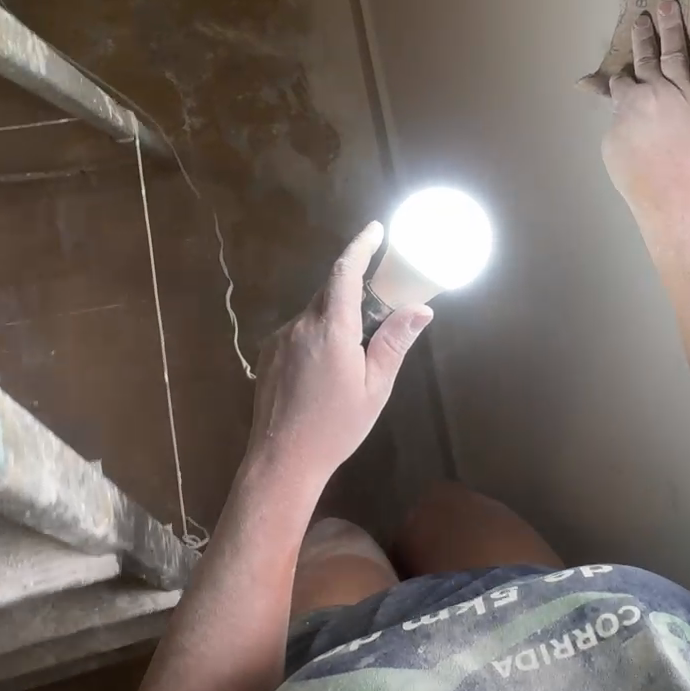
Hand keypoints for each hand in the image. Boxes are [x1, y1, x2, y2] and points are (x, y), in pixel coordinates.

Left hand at [245, 222, 432, 483]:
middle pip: (329, 290)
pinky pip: (299, 330)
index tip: (375, 230)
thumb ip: (394, 343)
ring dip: (336, 315)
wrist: (281, 460)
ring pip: (313, 312)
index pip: (345, 273)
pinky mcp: (268, 353)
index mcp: (330, 329)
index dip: (360, 246)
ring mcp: (280, 338)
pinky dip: (318, 333)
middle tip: (380, 296)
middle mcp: (300, 325)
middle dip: (354, 285)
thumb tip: (421, 310)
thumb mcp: (374, 388)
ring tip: (355, 349)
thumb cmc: (335, 427)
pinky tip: (327, 367)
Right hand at [601, 0, 689, 212]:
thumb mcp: (612, 147)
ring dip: (670, 26)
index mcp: (627, 102)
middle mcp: (653, 88)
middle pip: (646, 57)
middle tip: (642, 16)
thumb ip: (616, 123)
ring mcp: (682, 89)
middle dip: (642, 36)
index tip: (619, 76)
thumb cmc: (637, 174)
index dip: (619, 79)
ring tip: (668, 4)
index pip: (620, 83)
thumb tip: (621, 114)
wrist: (671, 185)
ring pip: (674, 51)